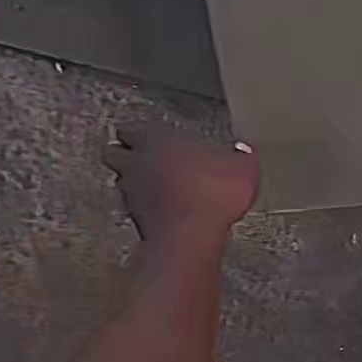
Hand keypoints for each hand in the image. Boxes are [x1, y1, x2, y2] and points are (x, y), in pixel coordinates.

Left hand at [103, 125, 259, 245]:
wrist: (193, 233)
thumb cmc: (214, 192)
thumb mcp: (244, 167)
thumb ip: (240, 156)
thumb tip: (243, 151)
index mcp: (159, 140)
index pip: (134, 128)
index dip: (141, 131)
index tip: (151, 133)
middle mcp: (138, 162)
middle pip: (117, 152)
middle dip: (128, 153)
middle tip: (146, 155)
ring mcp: (133, 190)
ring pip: (124, 178)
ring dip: (139, 179)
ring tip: (162, 183)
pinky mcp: (136, 215)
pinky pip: (137, 203)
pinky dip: (149, 202)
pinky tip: (170, 206)